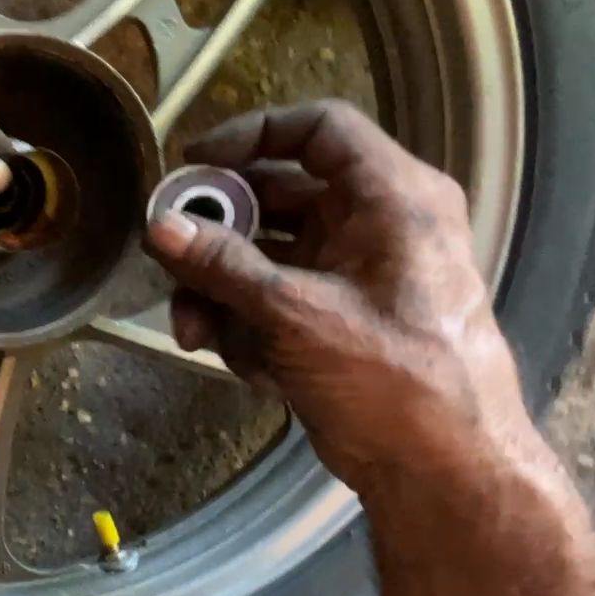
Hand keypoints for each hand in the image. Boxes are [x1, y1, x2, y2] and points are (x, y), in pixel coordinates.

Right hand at [143, 101, 534, 492]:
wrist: (438, 465)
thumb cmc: (390, 376)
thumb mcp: (294, 313)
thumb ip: (221, 266)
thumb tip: (157, 226)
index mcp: (390, 199)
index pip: (319, 130)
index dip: (250, 135)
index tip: (190, 162)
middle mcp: (368, 224)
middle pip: (271, 200)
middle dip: (214, 240)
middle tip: (168, 261)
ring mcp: (345, 272)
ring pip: (257, 256)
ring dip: (216, 294)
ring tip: (198, 335)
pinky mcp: (325, 316)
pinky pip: (263, 299)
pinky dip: (241, 326)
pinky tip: (245, 364)